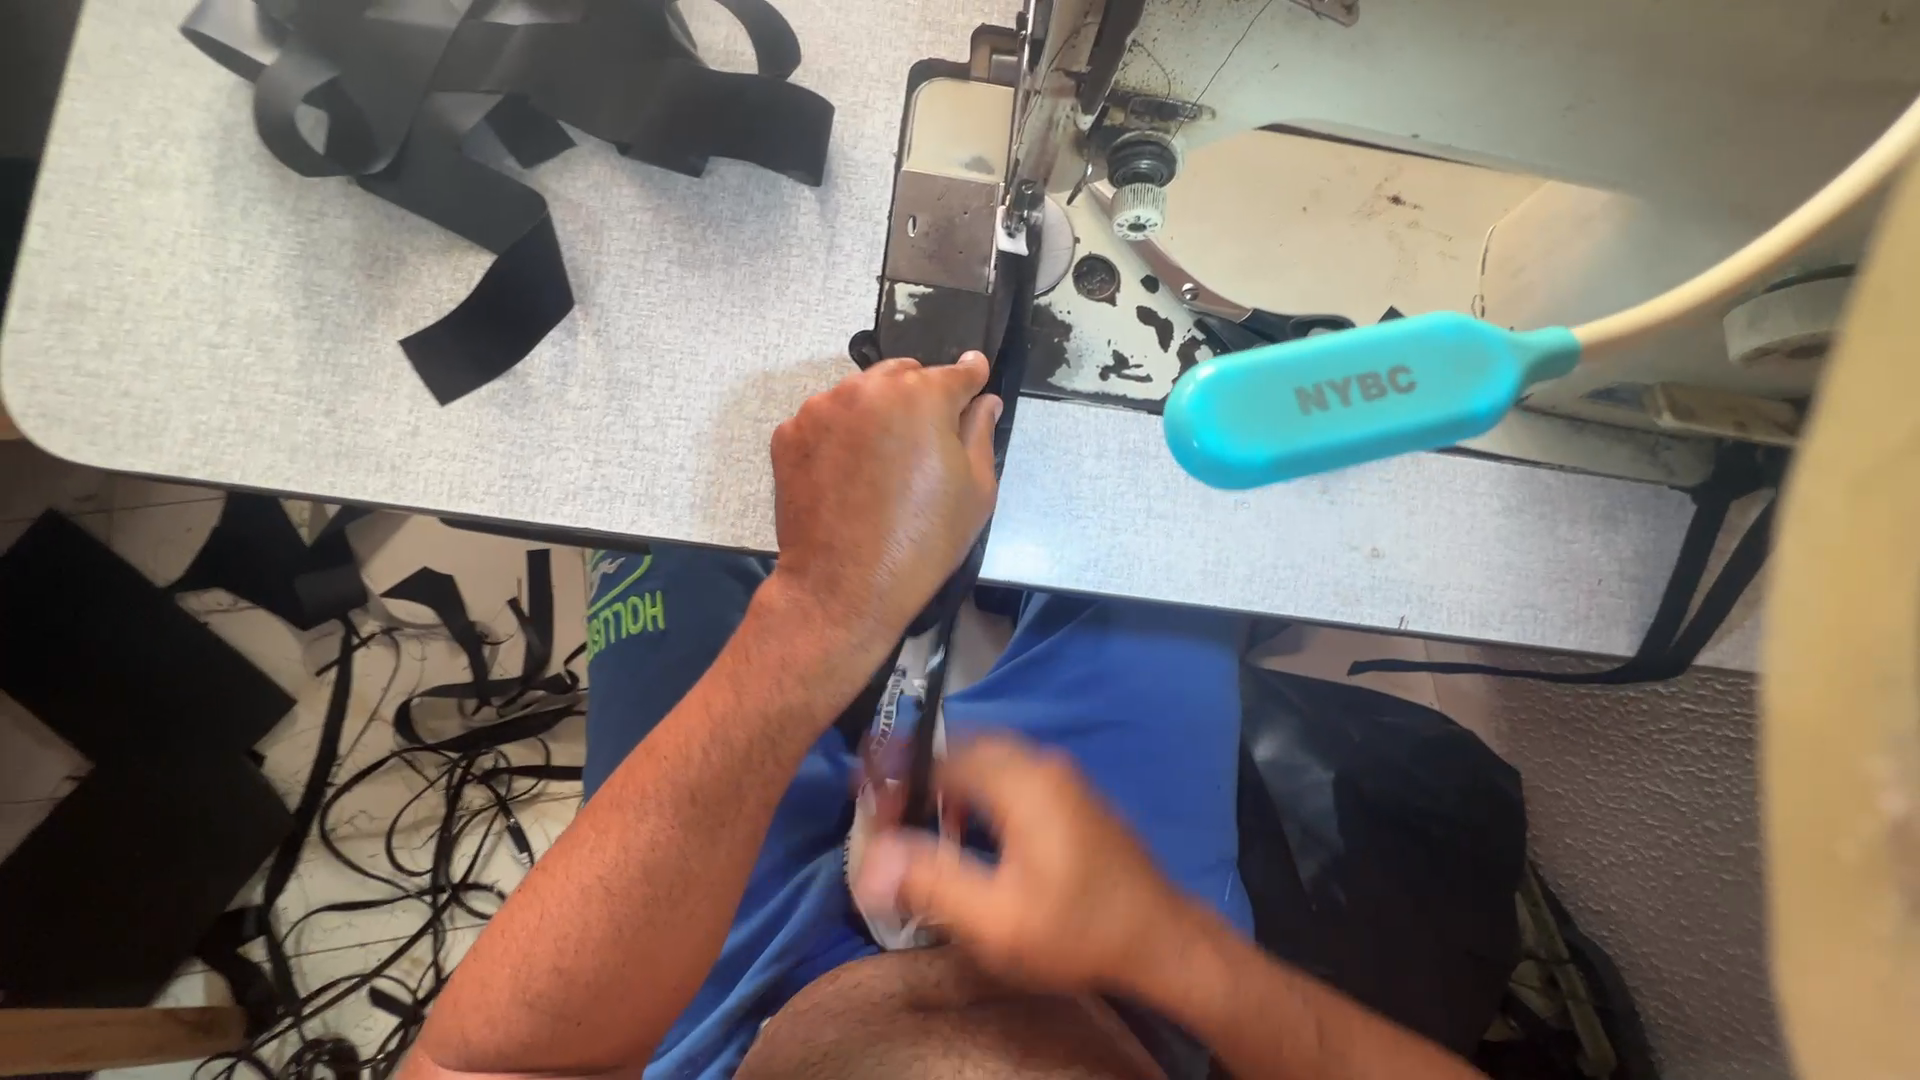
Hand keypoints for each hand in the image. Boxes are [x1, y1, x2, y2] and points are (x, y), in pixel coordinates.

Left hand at [767, 352, 1001, 653]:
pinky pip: (825, 421)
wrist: (844, 586)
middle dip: (919, 398)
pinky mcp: (789, 434)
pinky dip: (839, 436)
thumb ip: (980, 433)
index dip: (971, 377)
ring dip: (876, 414)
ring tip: (882, 465)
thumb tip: (984, 402)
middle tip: (925, 443)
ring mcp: (821, 409)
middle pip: (903, 377)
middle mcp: (868, 388)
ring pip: (860, 396)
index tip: (975, 377)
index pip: (957, 371)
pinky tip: (849, 475)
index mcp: (922, 396)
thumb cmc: (923, 541)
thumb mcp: (975, 490)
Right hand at [853, 735, 1187, 994]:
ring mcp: (1061, 776)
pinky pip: (1011, 773)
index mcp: (1022, 782)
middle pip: (964, 748)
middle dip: (922, 772)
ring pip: (988, 759)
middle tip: (891, 807)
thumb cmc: (1077, 930)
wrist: (1160, 939)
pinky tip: (970, 830)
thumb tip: (873, 859)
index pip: (941, 757)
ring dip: (950, 782)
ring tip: (924, 821)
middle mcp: (1042, 764)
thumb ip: (932, 883)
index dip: (898, 774)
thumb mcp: (998, 920)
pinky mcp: (1070, 794)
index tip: (867, 799)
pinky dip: (978, 789)